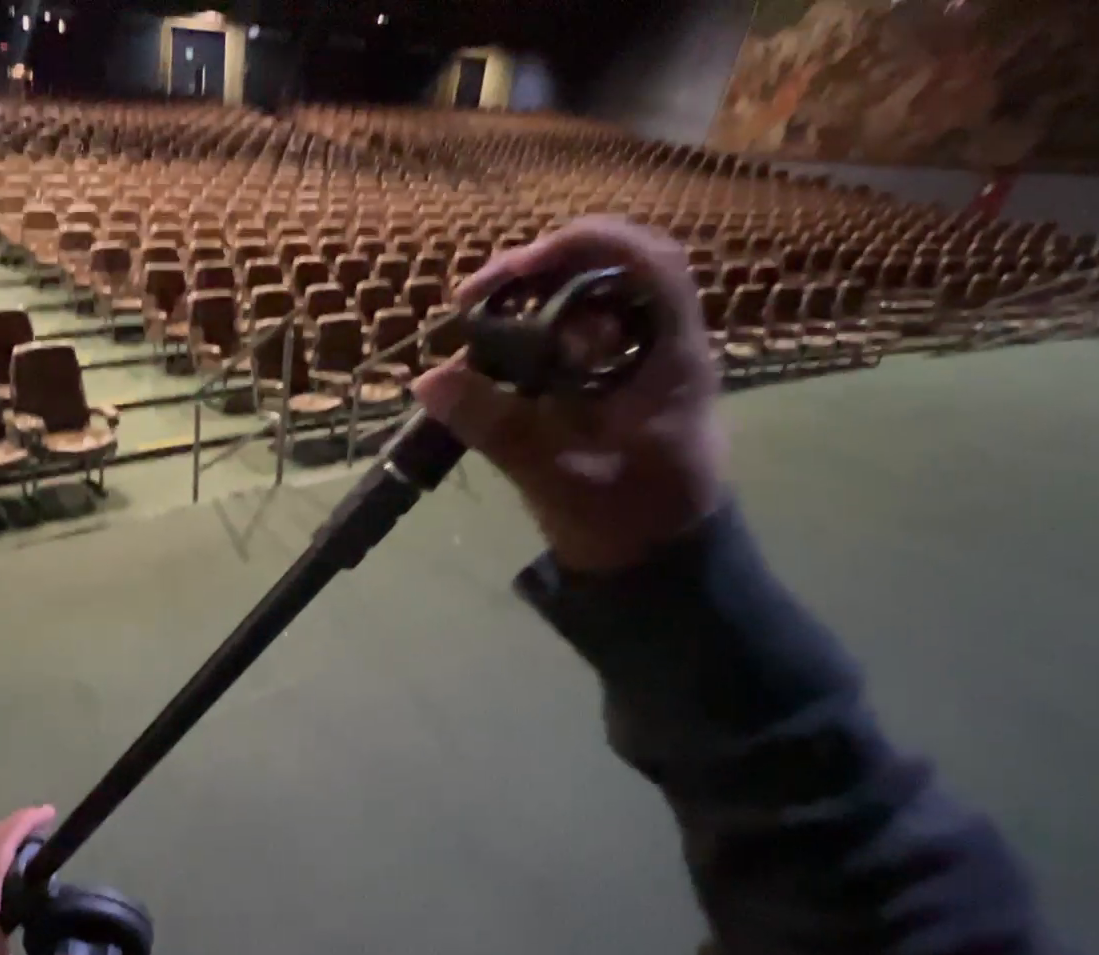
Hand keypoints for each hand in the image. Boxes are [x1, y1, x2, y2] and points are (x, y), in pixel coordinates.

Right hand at [414, 216, 728, 571]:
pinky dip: (527, 335)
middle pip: (606, 271)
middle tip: (475, 299)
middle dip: (536, 272)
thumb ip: (497, 427)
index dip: (579, 245)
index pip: (645, 261)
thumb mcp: (558, 475)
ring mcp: (634, 365)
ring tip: (474, 323)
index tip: (512, 272)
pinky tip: (491, 358)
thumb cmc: (626, 519)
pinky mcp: (609, 387)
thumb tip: (428, 381)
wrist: (657, 565)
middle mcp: (658, 346)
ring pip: (585, 302)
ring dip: (527, 302)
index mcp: (670, 356)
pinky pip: (569, 339)